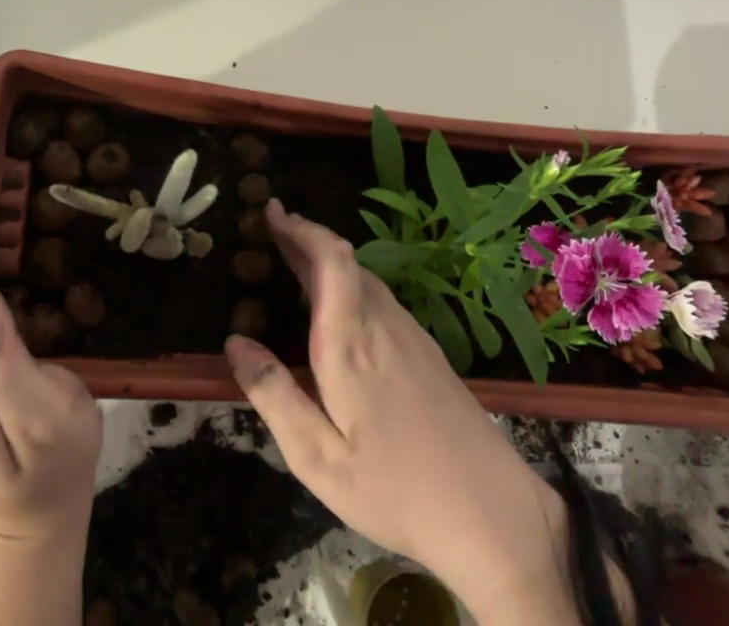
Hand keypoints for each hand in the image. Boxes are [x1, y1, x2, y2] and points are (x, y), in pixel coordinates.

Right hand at [225, 199, 577, 622]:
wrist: (494, 517)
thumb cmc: (395, 490)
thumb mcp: (316, 457)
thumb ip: (272, 394)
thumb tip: (234, 342)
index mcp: (351, 344)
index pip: (330, 260)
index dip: (300, 229)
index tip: (271, 211)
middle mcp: (385, 328)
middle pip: (346, 263)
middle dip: (306, 239)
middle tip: (269, 230)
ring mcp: (414, 340)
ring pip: (366, 281)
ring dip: (328, 263)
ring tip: (293, 262)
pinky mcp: (430, 357)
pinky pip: (382, 302)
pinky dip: (350, 287)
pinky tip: (340, 310)